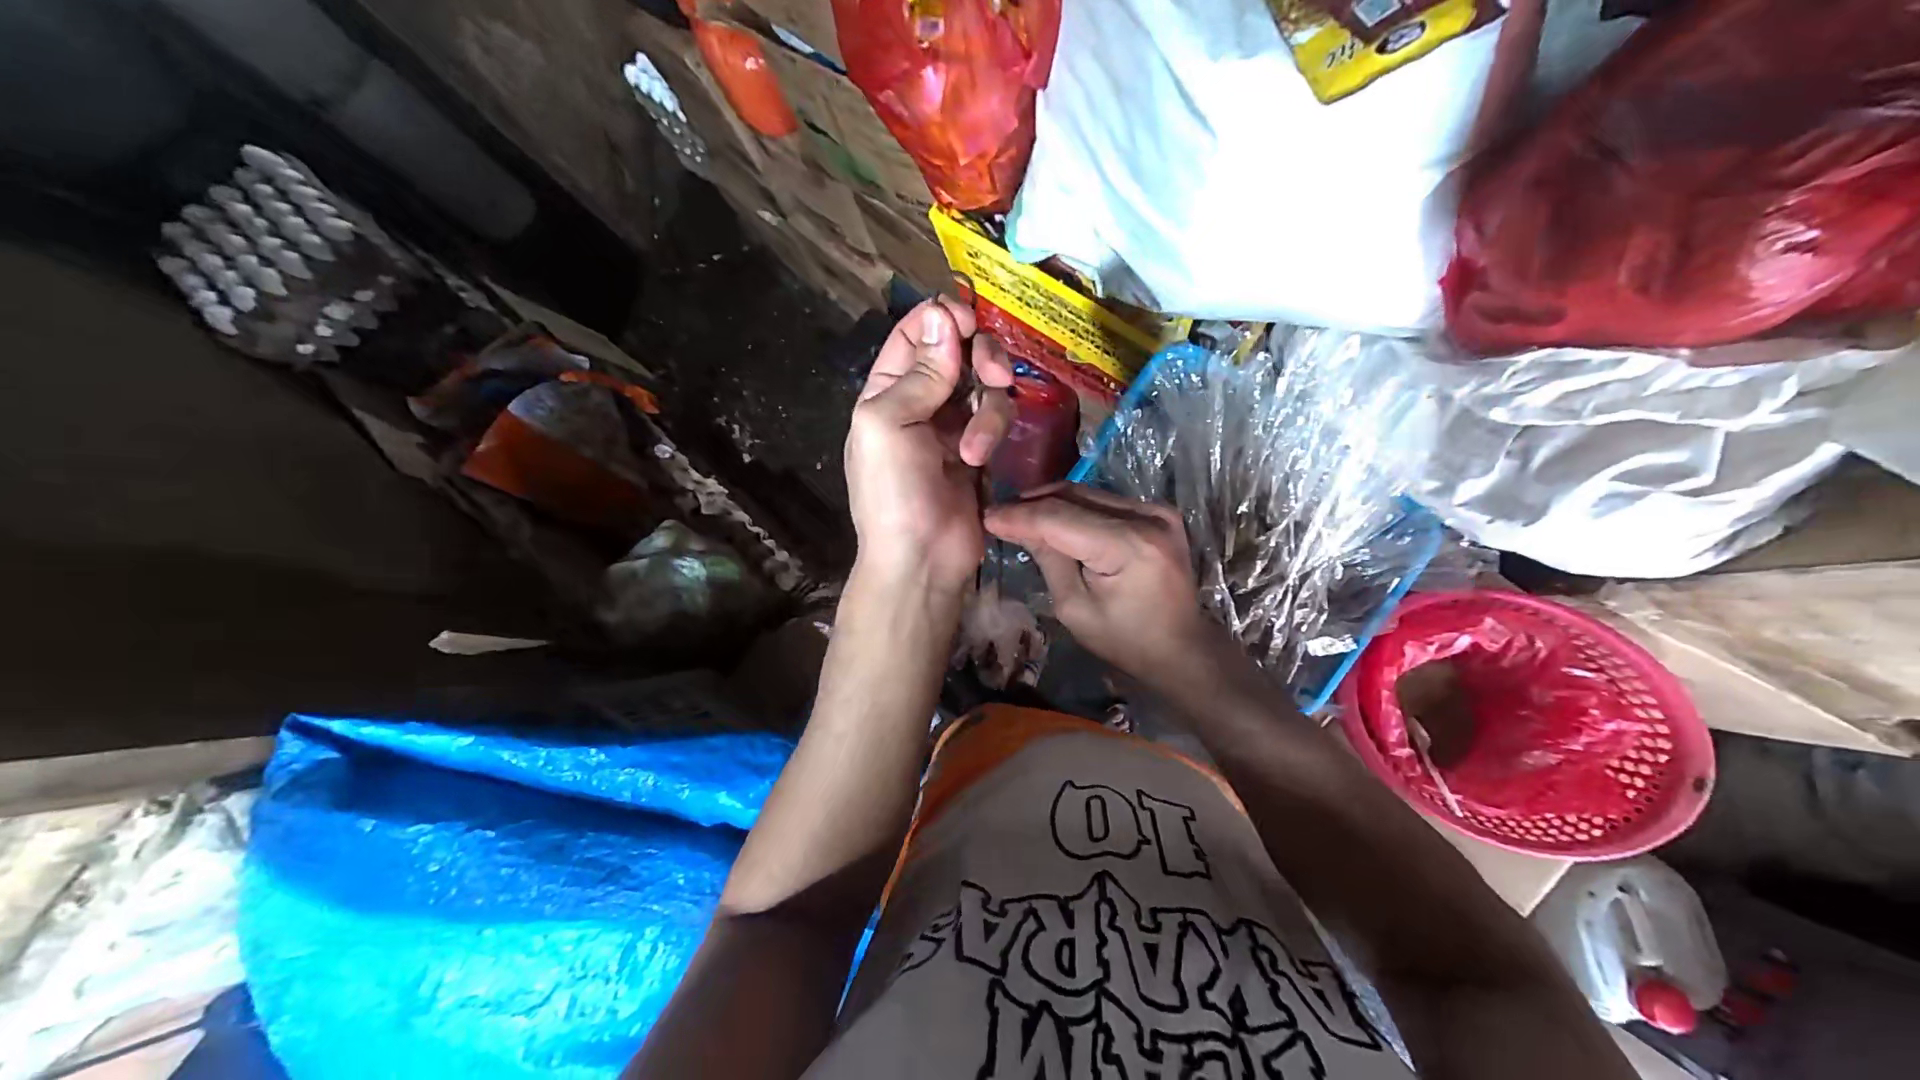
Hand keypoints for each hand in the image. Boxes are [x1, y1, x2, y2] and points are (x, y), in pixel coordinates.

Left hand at [846, 298, 1012, 591]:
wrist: (920, 559)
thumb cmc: (892, 493)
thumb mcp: (889, 425)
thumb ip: (919, 372)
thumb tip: (941, 314)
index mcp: (885, 390)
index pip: (915, 333)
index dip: (942, 318)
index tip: (969, 320)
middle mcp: (919, 400)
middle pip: (958, 351)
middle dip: (979, 357)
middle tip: (993, 374)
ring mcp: (951, 424)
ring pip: (984, 385)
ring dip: (987, 409)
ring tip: (974, 449)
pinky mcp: (980, 446)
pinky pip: (996, 416)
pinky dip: (992, 431)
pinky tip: (978, 459)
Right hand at [984, 484, 1225, 690]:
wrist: (1182, 648)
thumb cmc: (1126, 640)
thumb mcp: (1075, 607)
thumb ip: (1048, 559)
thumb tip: (1013, 524)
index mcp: (1130, 545)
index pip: (1060, 518)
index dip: (1019, 516)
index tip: (986, 516)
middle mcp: (1148, 517)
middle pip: (1074, 496)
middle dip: (1031, 504)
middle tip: (997, 514)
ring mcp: (1157, 510)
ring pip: (1087, 493)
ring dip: (1050, 502)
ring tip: (1018, 516)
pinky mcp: (1158, 512)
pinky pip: (1104, 501)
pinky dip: (1074, 507)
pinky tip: (1051, 519)